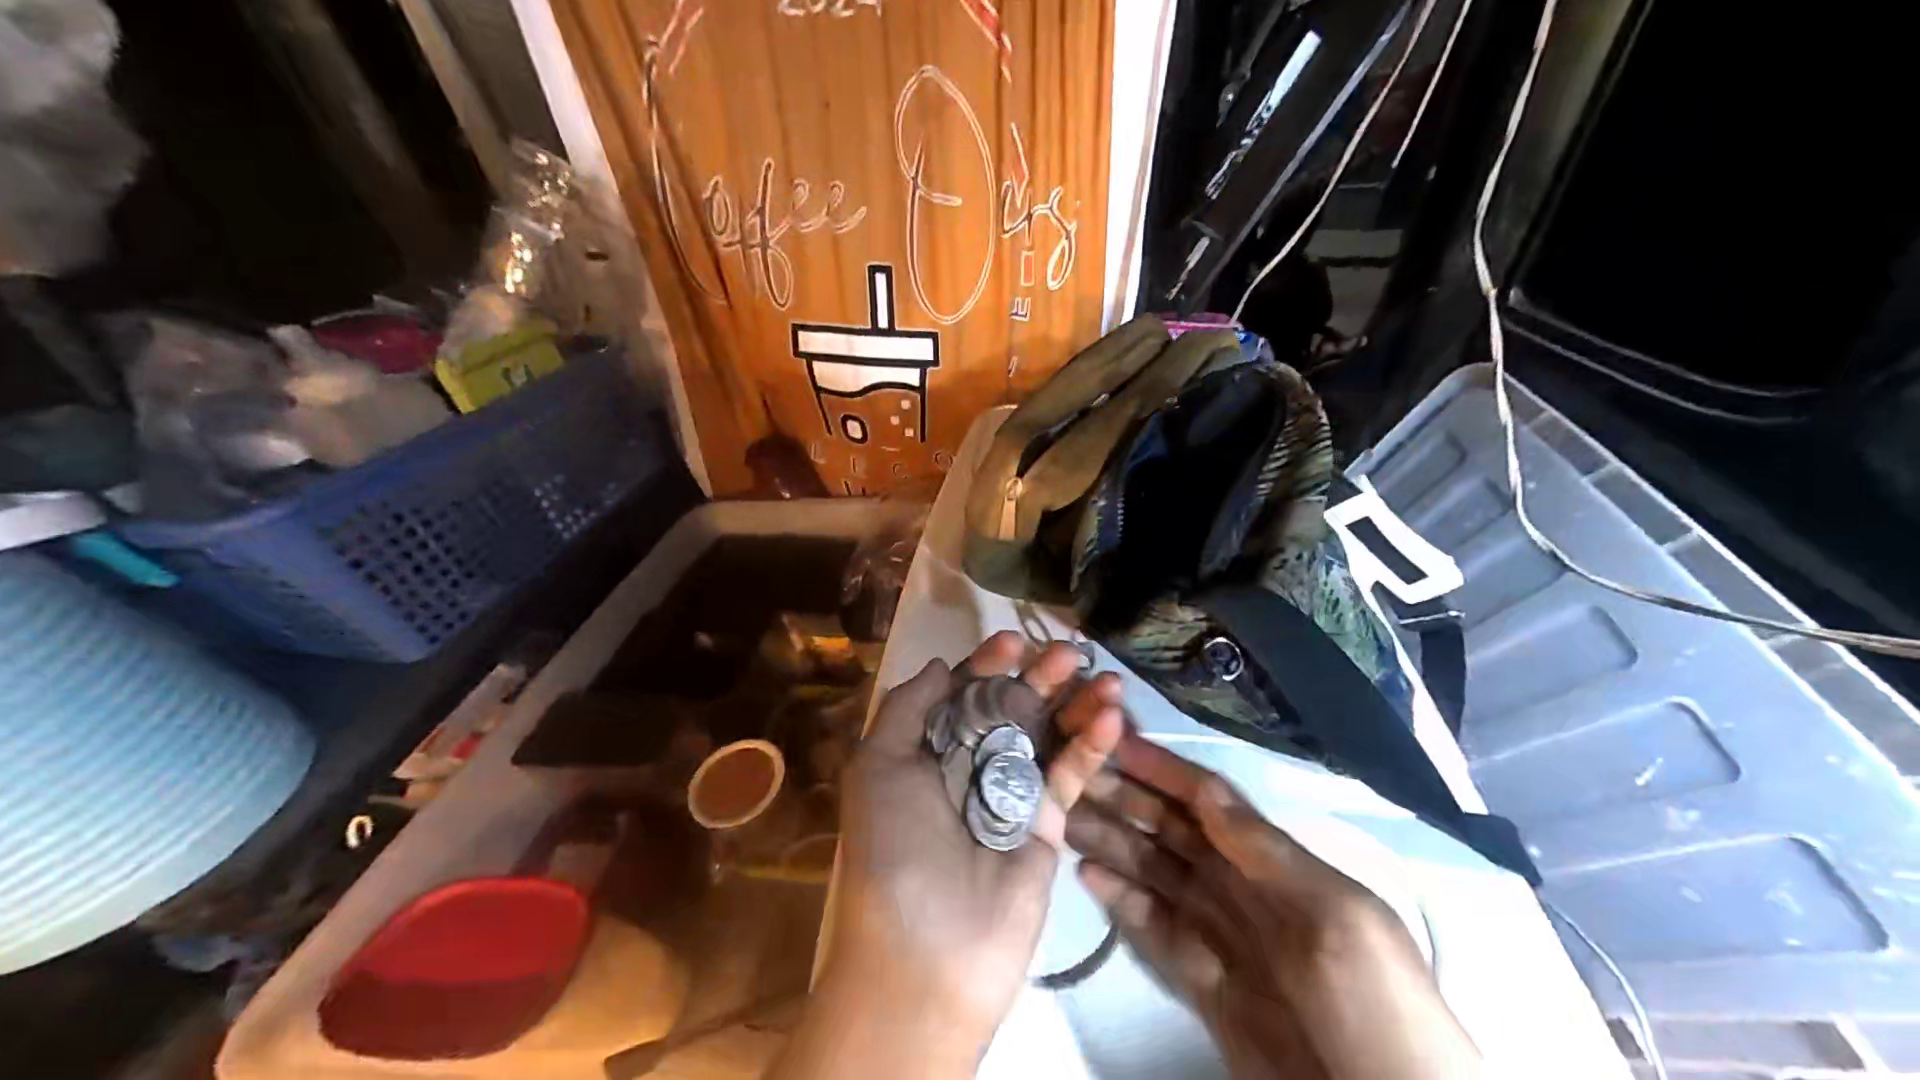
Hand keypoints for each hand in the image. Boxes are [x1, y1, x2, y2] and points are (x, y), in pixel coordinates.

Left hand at [777, 632, 1123, 1077]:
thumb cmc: (893, 847)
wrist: (927, 950)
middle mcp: (969, 764)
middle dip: (1038, 676)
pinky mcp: (1048, 823)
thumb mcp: (877, 766)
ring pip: (1047, 735)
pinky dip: (1091, 744)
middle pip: (1011, 707)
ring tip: (1106, 676)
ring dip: (1076, 703)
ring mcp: (1012, 792)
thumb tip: (938, 664)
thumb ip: (907, 708)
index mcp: (927, 750)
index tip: (1012, 641)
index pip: (962, 694)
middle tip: (1071, 650)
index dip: (985, 665)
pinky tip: (1112, 714)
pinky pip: (1070, 774)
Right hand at [1066, 733, 1480, 1079]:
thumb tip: (1205, 788)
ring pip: (1152, 871)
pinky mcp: (1200, 979)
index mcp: (1276, 864)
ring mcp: (1218, 932)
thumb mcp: (1337, 919)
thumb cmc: (1377, 1007)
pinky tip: (1085, 873)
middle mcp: (1240, 887)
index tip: (1112, 737)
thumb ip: (1266, 852)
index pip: (1206, 800)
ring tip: (1062, 814)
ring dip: (1109, 840)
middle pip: (1169, 829)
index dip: (1160, 767)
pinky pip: (1152, 927)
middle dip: (1122, 795)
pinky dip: (1119, 900)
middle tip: (1068, 769)